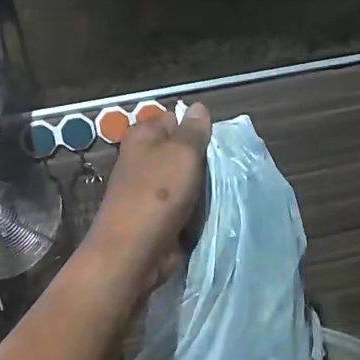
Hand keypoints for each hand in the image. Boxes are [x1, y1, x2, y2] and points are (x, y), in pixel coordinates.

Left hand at [84, 102, 210, 291]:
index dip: (197, 129)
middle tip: (225, 167)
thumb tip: (199, 107)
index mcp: (143, 136)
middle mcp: (144, 159)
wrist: (133, 253)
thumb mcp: (182, 153)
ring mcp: (150, 189)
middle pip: (182, 151)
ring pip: (187, 179)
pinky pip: (185, 204)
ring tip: (223, 189)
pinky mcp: (158, 215)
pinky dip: (197, 207)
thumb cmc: (157, 195)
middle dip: (203, 159)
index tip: (216, 144)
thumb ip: (193, 131)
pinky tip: (212, 210)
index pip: (175, 119)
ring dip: (203, 186)